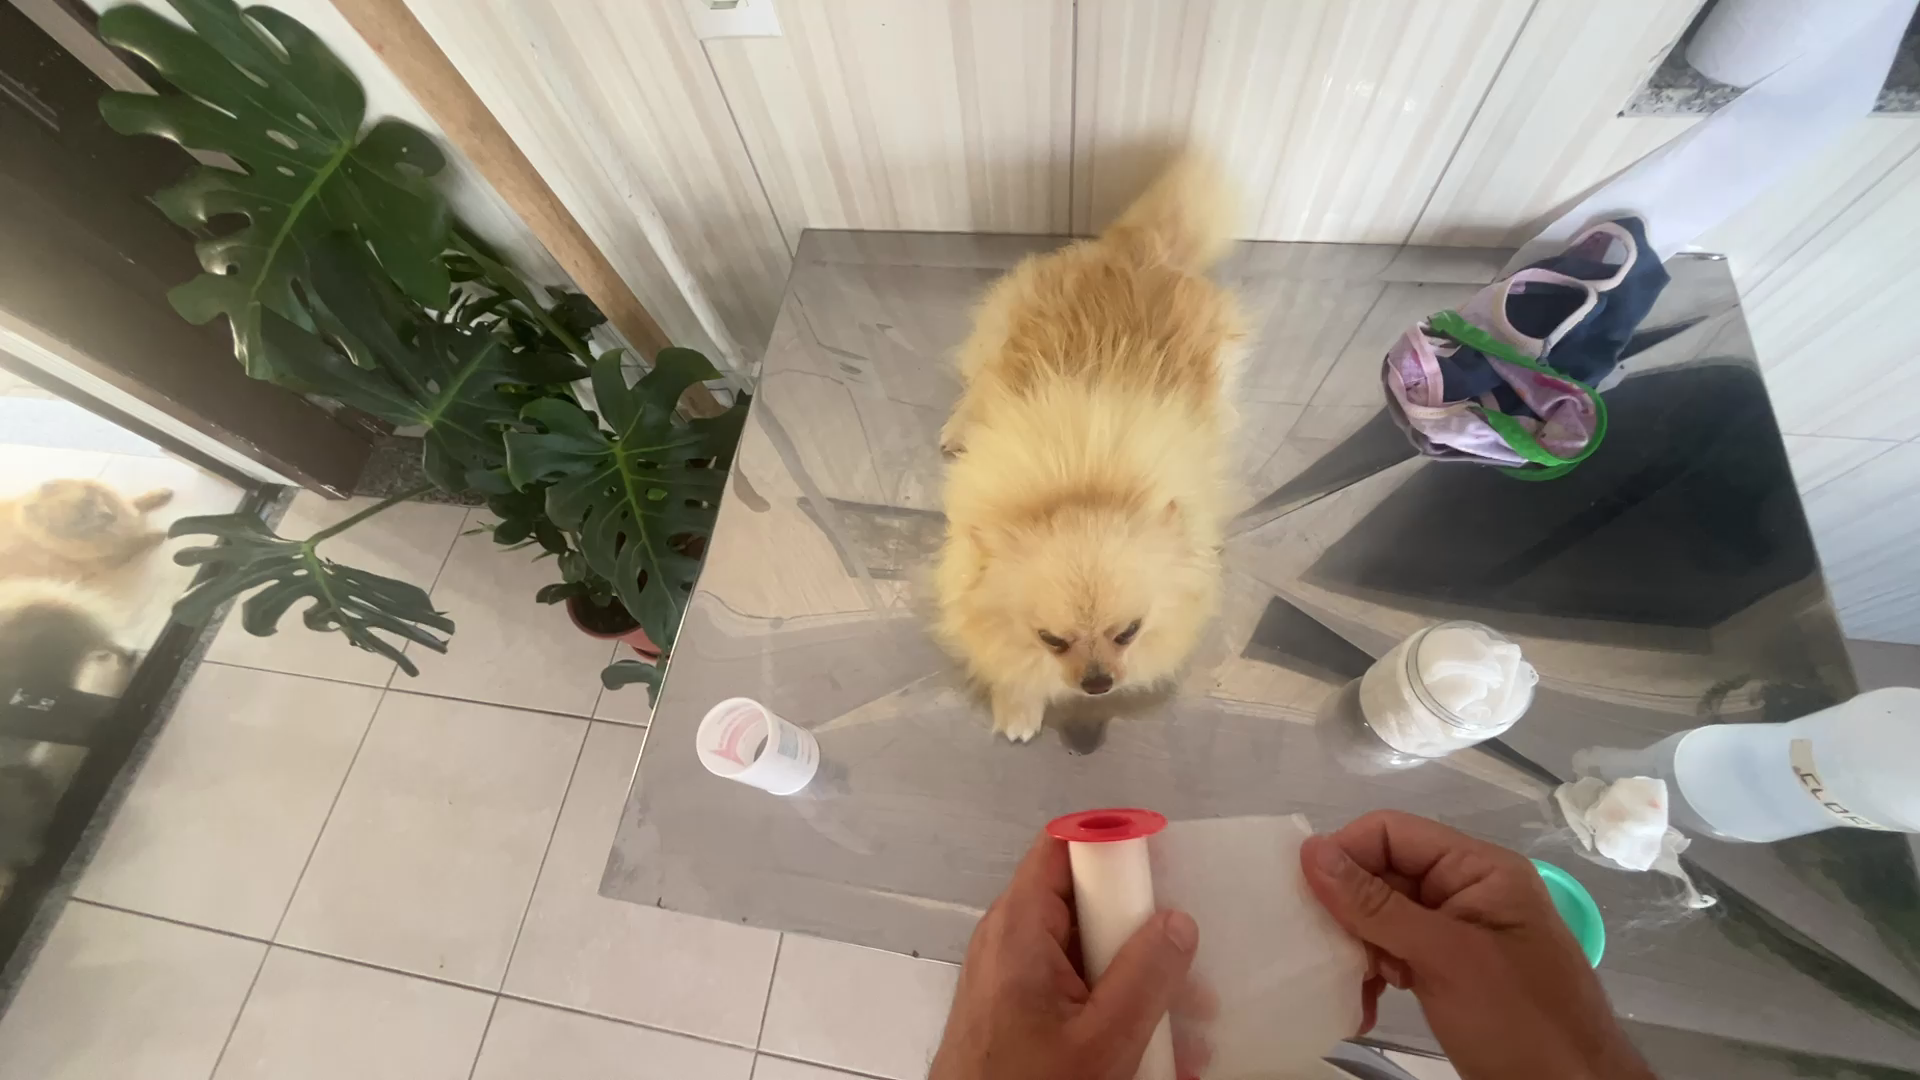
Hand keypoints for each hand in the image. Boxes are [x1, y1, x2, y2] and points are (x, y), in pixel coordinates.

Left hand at [930, 832, 1199, 1079]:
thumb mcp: (1102, 1040)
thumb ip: (1144, 976)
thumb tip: (1178, 921)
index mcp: (1020, 922)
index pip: (1061, 845)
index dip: (1108, 842)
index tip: (1159, 865)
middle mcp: (1010, 932)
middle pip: (1081, 897)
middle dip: (1137, 928)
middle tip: (1185, 966)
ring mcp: (1012, 967)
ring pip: (1083, 944)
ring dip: (1133, 974)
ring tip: (1185, 1021)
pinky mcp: (1017, 1000)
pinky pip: (1071, 980)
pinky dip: (1109, 1000)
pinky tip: (1149, 1045)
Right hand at [1300, 811, 1654, 1079]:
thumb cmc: (1521, 1024)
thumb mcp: (1444, 958)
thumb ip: (1374, 903)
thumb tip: (1308, 849)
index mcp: (1478, 869)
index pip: (1390, 832)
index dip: (1346, 854)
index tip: (1311, 894)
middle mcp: (1465, 889)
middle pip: (1381, 871)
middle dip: (1350, 910)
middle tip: (1333, 948)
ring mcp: (1457, 930)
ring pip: (1379, 912)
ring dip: (1358, 945)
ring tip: (1355, 983)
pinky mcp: (1447, 967)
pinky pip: (1391, 947)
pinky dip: (1372, 970)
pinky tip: (1364, 1001)